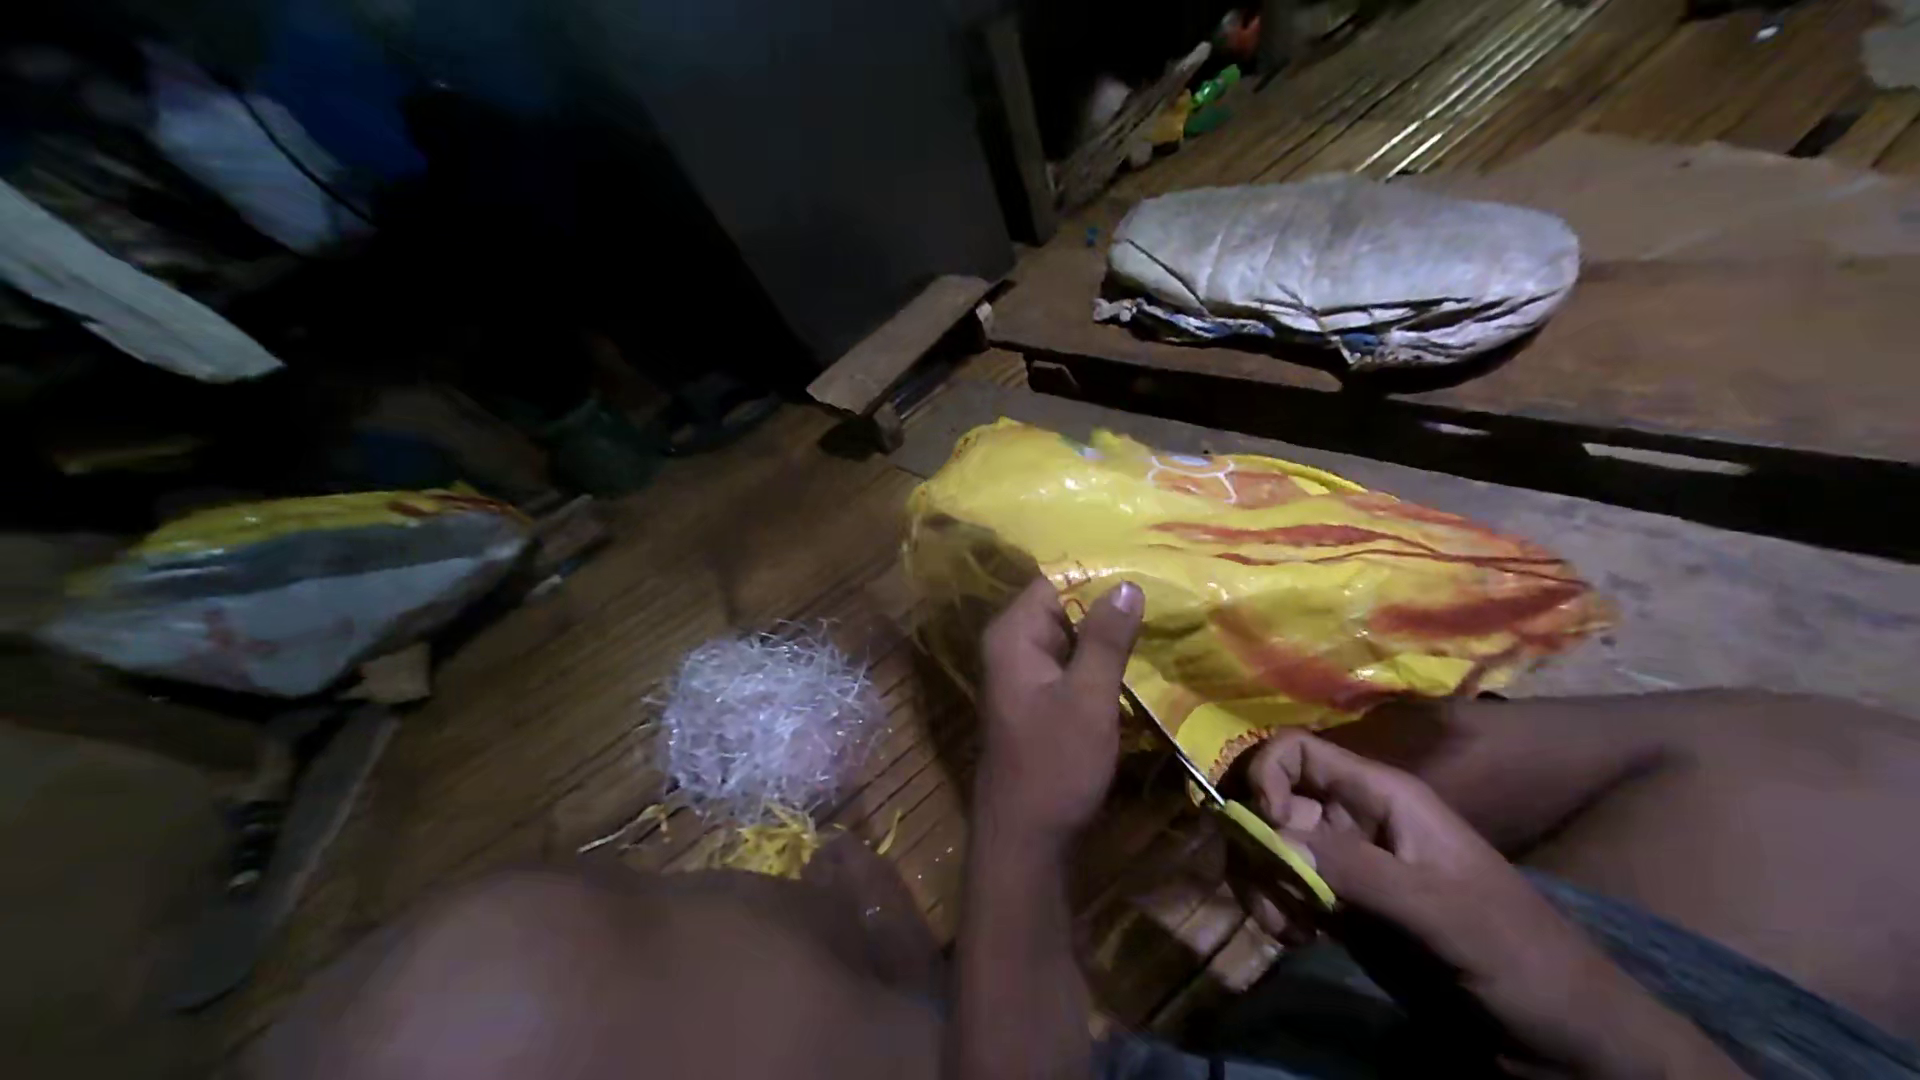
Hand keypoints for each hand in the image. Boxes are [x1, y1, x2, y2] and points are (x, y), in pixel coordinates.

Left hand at [975, 578, 1143, 848]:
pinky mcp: (1038, 697)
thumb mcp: (1087, 697)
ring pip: (1070, 636)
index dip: (1099, 573)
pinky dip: (1100, 659)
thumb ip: (1105, 639)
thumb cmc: (1054, 764)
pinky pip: (1071, 663)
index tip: (1147, 567)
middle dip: (1109, 602)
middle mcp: (1012, 645)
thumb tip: (1127, 583)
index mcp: (1014, 635)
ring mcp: (1024, 673)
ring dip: (1109, 631)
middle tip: (1165, 590)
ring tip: (1163, 615)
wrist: (1025, 837)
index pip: (1055, 581)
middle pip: (1063, 605)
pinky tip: (1140, 656)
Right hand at [1235, 730, 1743, 1078]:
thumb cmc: (1518, 954)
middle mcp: (1350, 818)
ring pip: (1268, 846)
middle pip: (1269, 800)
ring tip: (1282, 925)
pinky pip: (1281, 887)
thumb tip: (1273, 835)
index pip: (1296, 752)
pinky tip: (1294, 937)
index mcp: (1379, 795)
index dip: (1266, 776)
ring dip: (1259, 881)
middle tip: (1269, 895)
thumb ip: (1358, 868)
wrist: (1565, 1035)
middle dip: (1255, 843)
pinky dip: (1272, 906)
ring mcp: (1342, 862)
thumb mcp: (1442, 910)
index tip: (1265, 827)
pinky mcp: (1338, 904)